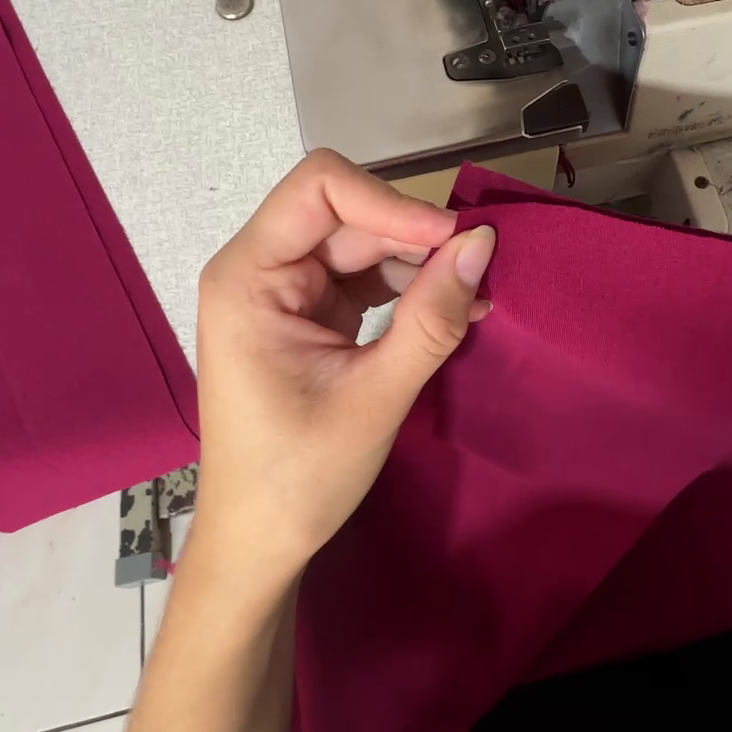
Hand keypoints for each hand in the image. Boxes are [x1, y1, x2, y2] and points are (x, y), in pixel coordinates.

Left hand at [190, 150, 495, 577]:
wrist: (260, 542)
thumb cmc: (298, 477)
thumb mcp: (375, 397)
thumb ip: (430, 318)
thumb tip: (483, 245)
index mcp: (248, 277)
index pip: (319, 188)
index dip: (389, 201)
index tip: (451, 240)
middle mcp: (260, 269)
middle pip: (347, 214)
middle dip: (414, 235)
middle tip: (478, 269)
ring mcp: (286, 290)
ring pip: (363, 242)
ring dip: (420, 262)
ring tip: (474, 296)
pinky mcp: (312, 313)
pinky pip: (367, 276)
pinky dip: (410, 287)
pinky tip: (452, 307)